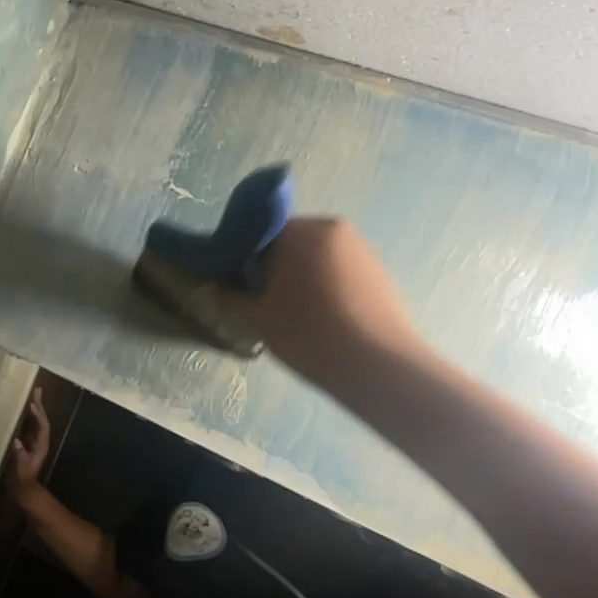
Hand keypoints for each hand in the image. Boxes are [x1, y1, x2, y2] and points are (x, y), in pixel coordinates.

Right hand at [8, 387, 50, 498]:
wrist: (25, 491)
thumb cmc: (23, 480)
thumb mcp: (21, 469)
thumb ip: (20, 456)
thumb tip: (17, 441)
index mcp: (41, 446)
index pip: (42, 427)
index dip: (38, 415)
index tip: (32, 404)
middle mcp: (40, 442)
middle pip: (42, 420)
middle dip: (40, 406)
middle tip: (37, 390)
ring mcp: (35, 443)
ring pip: (38, 422)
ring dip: (36, 409)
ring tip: (33, 395)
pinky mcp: (29, 445)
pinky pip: (31, 427)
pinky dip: (30, 417)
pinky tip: (24, 412)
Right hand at [226, 218, 430, 383]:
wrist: (382, 370)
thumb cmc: (311, 334)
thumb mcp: (258, 317)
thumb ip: (230, 295)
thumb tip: (215, 285)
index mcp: (302, 230)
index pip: (258, 233)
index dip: (242, 259)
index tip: (237, 286)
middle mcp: (334, 228)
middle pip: (289, 243)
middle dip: (273, 267)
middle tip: (262, 301)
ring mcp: (362, 250)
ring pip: (315, 258)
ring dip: (300, 278)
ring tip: (292, 314)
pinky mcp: (380, 273)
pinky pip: (339, 272)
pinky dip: (325, 288)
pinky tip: (321, 319)